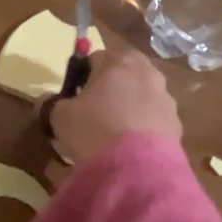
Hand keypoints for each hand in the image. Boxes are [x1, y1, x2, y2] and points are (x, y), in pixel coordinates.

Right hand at [49, 46, 182, 163]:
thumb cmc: (92, 130)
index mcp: (116, 63)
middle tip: (93, 107)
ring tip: (111, 128)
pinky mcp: (175, 120)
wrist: (133, 165)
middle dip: (110, 83)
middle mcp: (145, 72)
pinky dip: (141, 123)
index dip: (81, 73)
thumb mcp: (59, 117)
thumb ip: (51, 103)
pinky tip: (127, 143)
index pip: (95, 56)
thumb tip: (46, 99)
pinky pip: (152, 116)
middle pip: (124, 70)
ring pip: (141, 92)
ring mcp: (164, 96)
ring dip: (128, 102)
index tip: (72, 93)